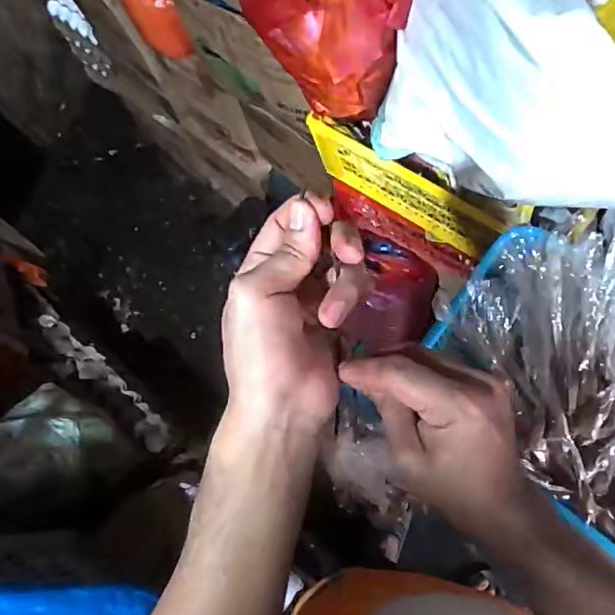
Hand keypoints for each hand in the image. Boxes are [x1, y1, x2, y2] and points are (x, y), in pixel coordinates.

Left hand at [221, 194, 371, 435]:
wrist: (283, 407)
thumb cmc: (259, 352)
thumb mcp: (258, 295)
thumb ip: (286, 252)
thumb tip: (307, 206)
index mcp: (261, 265)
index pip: (288, 219)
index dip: (309, 209)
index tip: (329, 213)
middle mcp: (290, 274)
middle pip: (324, 234)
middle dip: (339, 240)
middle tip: (348, 255)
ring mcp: (317, 295)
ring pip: (344, 262)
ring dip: (345, 282)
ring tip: (331, 315)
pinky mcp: (341, 314)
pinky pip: (356, 287)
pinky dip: (351, 298)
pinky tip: (337, 322)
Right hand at [338, 349, 556, 553]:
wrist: (500, 503)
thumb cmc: (450, 491)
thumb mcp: (407, 459)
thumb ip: (389, 412)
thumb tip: (366, 377)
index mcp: (459, 405)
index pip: (404, 372)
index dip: (369, 368)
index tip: (341, 369)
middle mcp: (478, 382)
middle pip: (418, 355)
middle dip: (382, 360)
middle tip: (354, 372)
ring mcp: (488, 378)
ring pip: (430, 355)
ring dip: (400, 363)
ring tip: (374, 377)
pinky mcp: (489, 381)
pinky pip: (445, 364)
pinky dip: (419, 369)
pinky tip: (402, 384)